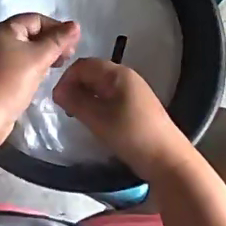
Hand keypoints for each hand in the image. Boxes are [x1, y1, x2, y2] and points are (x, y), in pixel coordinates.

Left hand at [0, 14, 80, 130]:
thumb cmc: (9, 83)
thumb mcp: (38, 59)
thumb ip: (58, 41)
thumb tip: (75, 25)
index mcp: (3, 29)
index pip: (36, 19)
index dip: (57, 28)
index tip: (74, 45)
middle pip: (30, 33)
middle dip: (51, 43)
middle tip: (68, 58)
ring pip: (24, 50)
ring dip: (42, 56)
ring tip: (57, 68)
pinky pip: (17, 64)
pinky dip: (31, 67)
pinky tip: (41, 78)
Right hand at [53, 58, 195, 178]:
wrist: (168, 160)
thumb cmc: (131, 135)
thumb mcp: (98, 118)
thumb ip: (76, 101)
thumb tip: (58, 91)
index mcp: (118, 74)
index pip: (83, 65)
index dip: (66, 79)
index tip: (57, 100)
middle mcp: (127, 77)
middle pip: (93, 73)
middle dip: (75, 87)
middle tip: (64, 108)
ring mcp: (134, 92)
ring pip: (101, 86)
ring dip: (86, 97)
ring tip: (77, 116)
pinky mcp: (138, 107)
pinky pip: (111, 97)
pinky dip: (98, 105)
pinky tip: (96, 121)